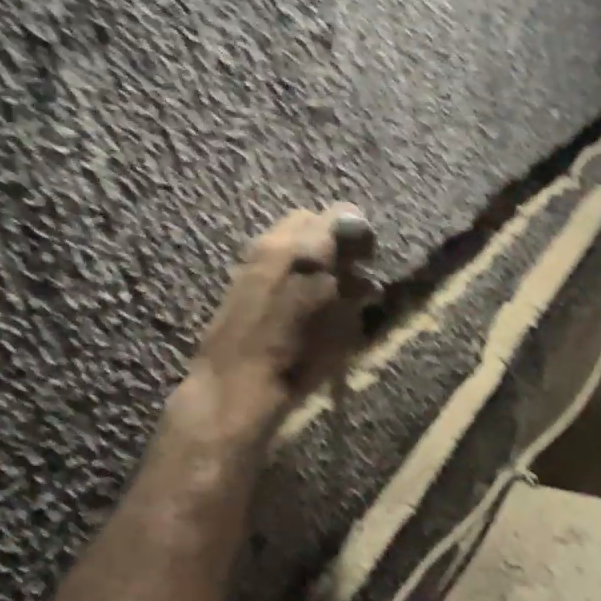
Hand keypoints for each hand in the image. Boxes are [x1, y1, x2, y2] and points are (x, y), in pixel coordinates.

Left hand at [191, 204, 376, 426]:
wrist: (234, 385)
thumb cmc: (297, 361)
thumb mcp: (341, 328)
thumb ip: (354, 293)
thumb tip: (364, 281)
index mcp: (309, 250)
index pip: (343, 214)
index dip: (360, 234)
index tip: (366, 258)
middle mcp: (277, 242)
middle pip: (310, 218)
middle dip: (330, 236)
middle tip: (344, 267)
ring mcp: (252, 256)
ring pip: (286, 234)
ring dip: (306, 249)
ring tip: (319, 281)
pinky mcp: (236, 274)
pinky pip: (269, 253)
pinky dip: (287, 263)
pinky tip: (295, 292)